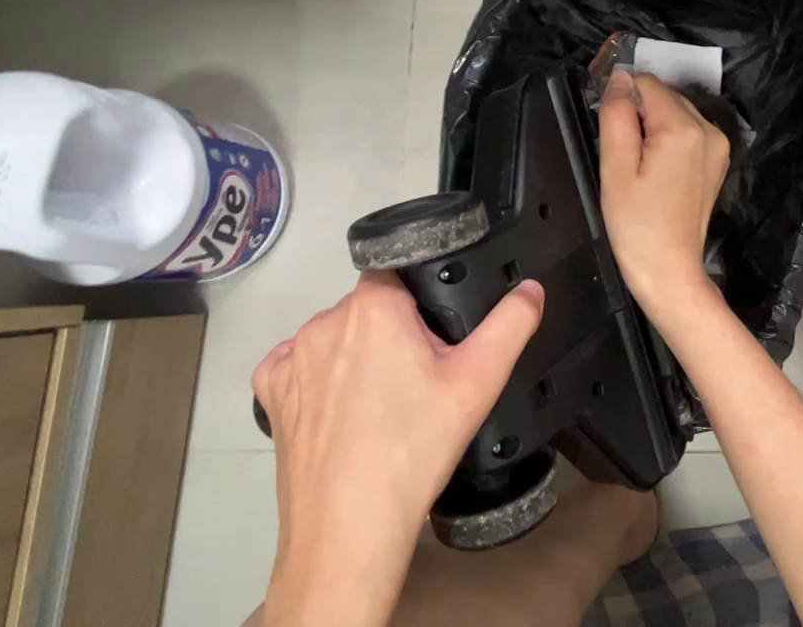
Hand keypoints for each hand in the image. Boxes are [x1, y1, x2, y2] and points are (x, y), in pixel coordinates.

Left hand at [252, 272, 542, 625]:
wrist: (349, 529)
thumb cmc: (416, 447)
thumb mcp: (479, 382)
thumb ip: (510, 326)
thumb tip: (532, 289)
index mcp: (373, 306)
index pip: (398, 273)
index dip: (421, 298)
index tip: (437, 332)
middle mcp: (324, 321)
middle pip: (369, 306)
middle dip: (394, 329)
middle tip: (419, 376)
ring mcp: (291, 358)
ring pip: (336, 336)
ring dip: (358, 353)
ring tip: (384, 402)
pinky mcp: (270, 393)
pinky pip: (298, 366)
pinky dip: (319, 378)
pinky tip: (342, 410)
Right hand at [597, 71, 730, 315]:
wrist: (669, 270)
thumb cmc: (636, 224)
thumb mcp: (615, 167)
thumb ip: (617, 115)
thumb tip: (619, 79)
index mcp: (683, 128)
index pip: (646, 83)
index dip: (622, 100)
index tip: (611, 131)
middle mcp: (708, 128)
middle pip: (663, 95)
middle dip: (639, 113)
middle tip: (623, 155)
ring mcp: (718, 145)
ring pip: (675, 111)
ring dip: (653, 126)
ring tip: (640, 165)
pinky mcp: (718, 160)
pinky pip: (688, 131)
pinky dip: (669, 139)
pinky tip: (656, 170)